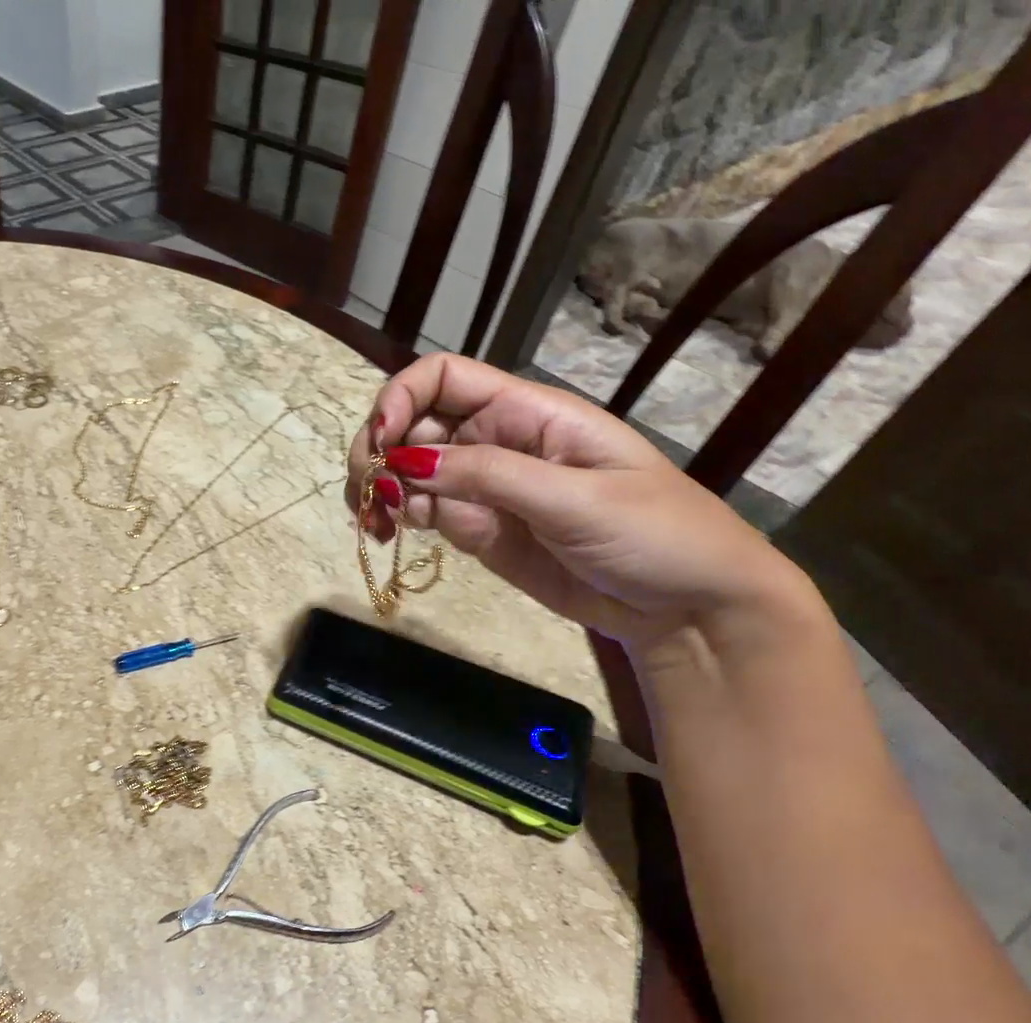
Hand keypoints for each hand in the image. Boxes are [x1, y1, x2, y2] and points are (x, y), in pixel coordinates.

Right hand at [346, 353, 800, 649]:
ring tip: (378, 525)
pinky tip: (393, 536)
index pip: (443, 378)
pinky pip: (422, 512)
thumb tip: (404, 462)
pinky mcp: (477, 529)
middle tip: (368, 494)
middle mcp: (494, 441)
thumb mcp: (576, 498)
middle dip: (378, 451)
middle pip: (411, 425)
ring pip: (406, 471)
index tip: (382, 441)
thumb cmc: (655, 534)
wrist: (689, 610)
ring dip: (379, 490)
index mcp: (527, 412)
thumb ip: (489, 476)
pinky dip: (397, 520)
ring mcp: (482, 487)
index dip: (401, 397)